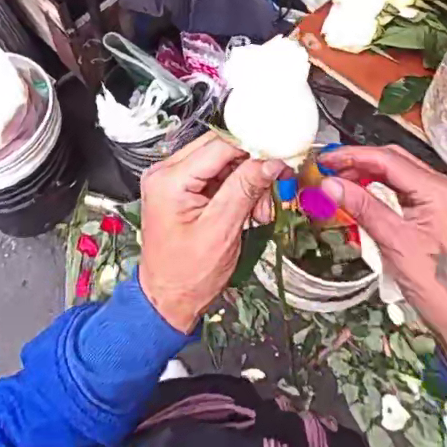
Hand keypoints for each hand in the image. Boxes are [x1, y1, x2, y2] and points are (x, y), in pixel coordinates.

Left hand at [138, 132, 286, 331]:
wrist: (167, 301)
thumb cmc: (186, 275)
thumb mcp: (221, 230)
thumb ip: (245, 189)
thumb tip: (271, 162)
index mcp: (169, 180)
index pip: (220, 145)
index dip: (254, 151)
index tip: (279, 163)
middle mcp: (166, 172)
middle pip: (222, 148)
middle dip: (252, 168)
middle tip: (272, 188)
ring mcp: (173, 179)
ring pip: (224, 160)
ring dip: (248, 180)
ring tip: (259, 209)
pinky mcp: (183, 187)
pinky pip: (218, 173)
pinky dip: (239, 188)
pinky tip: (248, 208)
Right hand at [322, 146, 446, 390]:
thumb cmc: (443, 290)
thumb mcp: (395, 243)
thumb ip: (363, 208)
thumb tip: (333, 185)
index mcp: (441, 191)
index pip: (389, 159)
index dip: (353, 156)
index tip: (328, 160)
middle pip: (397, 163)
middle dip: (362, 165)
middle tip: (331, 173)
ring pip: (405, 178)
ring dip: (374, 180)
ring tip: (344, 188)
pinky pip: (414, 195)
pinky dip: (389, 195)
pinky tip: (370, 203)